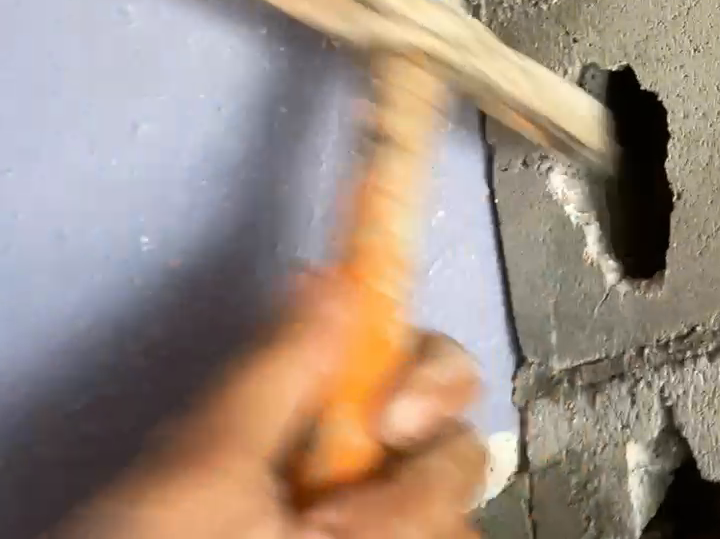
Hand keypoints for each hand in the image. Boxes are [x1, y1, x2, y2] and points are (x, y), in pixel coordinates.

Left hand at [54, 273, 486, 538]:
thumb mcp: (196, 481)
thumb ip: (272, 373)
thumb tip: (329, 272)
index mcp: (325, 425)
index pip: (426, 362)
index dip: (434, 377)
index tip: (394, 422)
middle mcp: (366, 467)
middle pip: (459, 433)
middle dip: (416, 484)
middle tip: (336, 531)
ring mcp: (387, 521)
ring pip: (459, 498)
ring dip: (409, 527)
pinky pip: (458, 535)